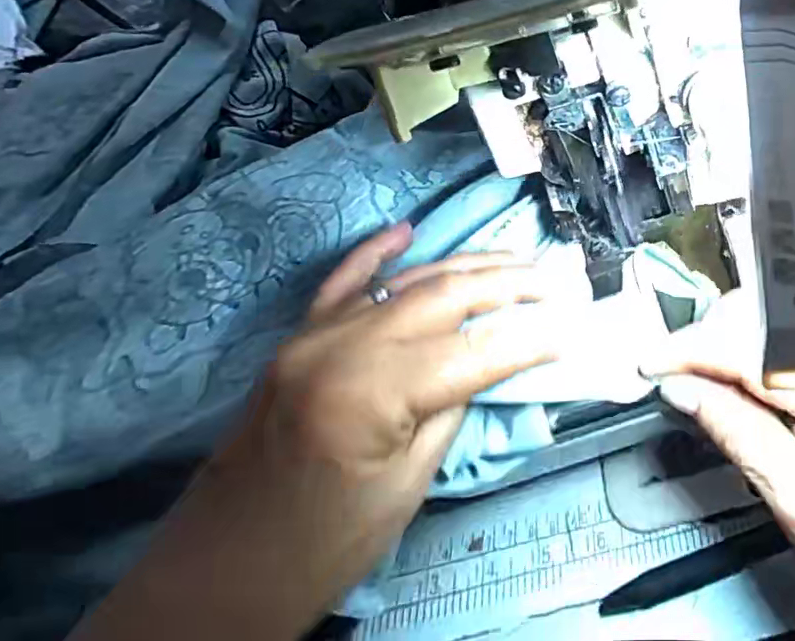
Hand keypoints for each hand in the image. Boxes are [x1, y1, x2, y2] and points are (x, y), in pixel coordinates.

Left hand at [74, 225, 558, 640]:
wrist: (224, 564)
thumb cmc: (324, 545)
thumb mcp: (405, 485)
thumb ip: (448, 407)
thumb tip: (488, 359)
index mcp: (371, 393)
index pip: (472, 351)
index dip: (528, 338)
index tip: (570, 324)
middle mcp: (342, 345)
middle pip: (444, 296)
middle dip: (507, 283)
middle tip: (553, 277)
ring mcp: (315, 332)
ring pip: (405, 280)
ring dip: (464, 266)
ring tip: (513, 258)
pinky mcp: (298, 334)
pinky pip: (343, 280)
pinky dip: (378, 252)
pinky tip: (408, 229)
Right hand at [640, 291, 794, 640]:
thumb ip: (737, 432)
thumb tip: (678, 385)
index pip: (750, 345)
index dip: (690, 349)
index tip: (649, 363)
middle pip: (764, 317)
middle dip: (709, 338)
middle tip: (669, 371)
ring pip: (777, 320)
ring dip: (730, 342)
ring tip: (695, 376)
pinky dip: (756, 353)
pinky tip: (736, 379)